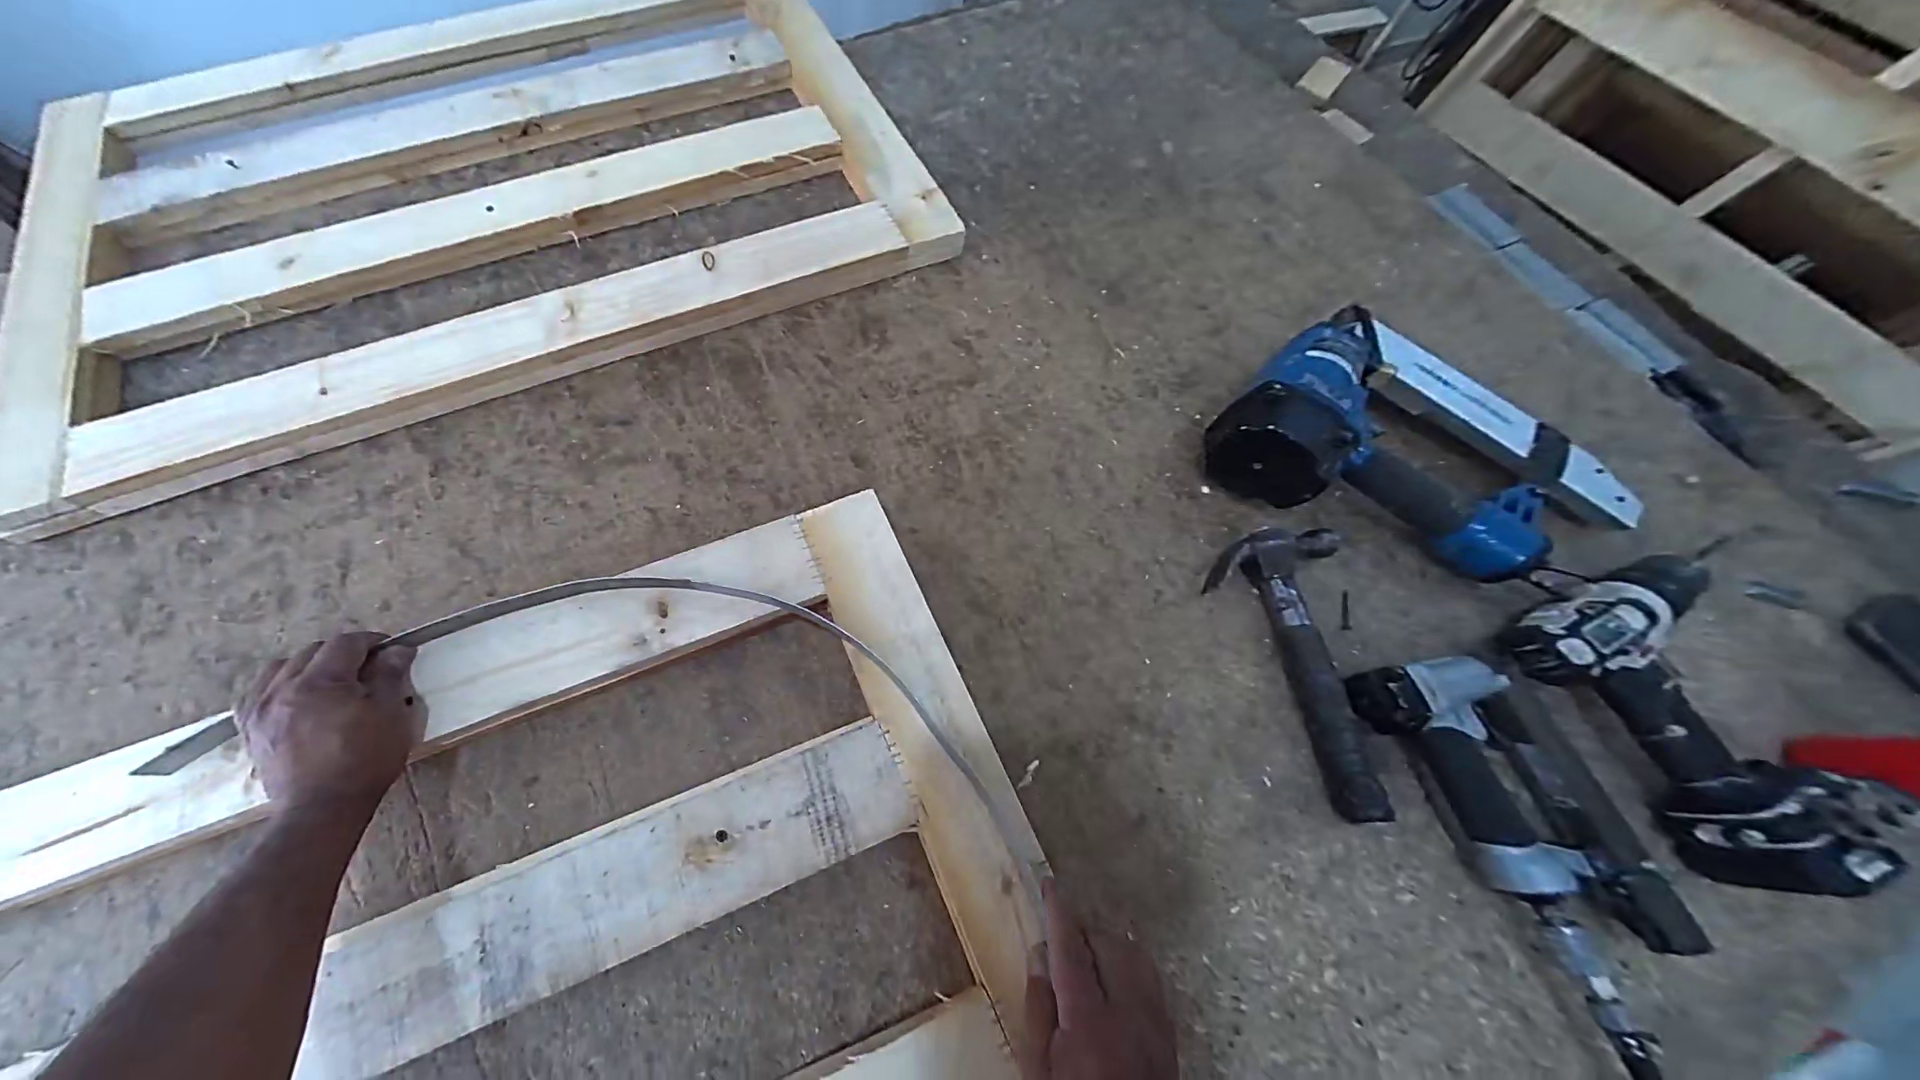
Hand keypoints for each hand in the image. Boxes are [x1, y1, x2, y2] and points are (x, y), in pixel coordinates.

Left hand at [236, 632, 424, 817]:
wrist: (322, 805)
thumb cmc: (366, 757)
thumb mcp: (391, 712)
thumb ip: (390, 675)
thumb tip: (396, 650)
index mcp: (318, 682)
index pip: (346, 643)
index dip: (374, 641)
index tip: (394, 651)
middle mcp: (280, 689)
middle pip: (313, 651)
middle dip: (345, 652)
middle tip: (371, 668)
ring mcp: (258, 709)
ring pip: (282, 667)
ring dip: (311, 665)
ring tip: (334, 681)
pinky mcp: (250, 728)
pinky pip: (260, 691)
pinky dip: (282, 685)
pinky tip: (300, 697)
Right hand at [1020, 880, 1177, 1079]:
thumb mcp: (1038, 1069)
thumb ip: (1039, 1009)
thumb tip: (1039, 955)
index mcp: (1087, 1018)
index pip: (1070, 947)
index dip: (1058, 911)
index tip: (1049, 884)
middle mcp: (1126, 1010)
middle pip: (1107, 943)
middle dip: (1083, 930)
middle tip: (1061, 938)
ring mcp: (1153, 1020)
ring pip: (1134, 954)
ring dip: (1108, 944)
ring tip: (1087, 954)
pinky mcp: (1168, 1031)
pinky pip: (1151, 977)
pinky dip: (1131, 963)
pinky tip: (1117, 974)